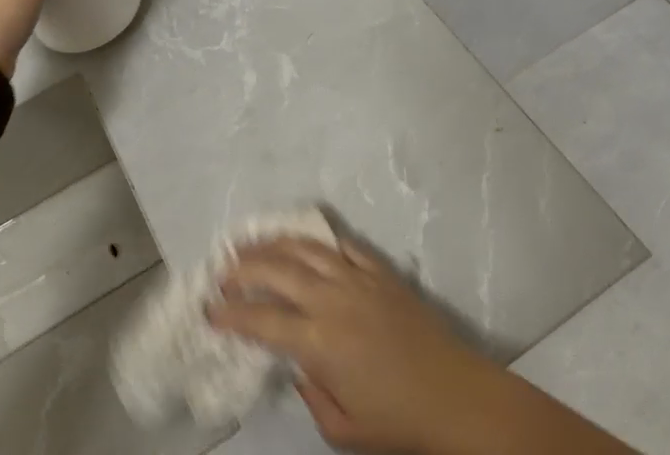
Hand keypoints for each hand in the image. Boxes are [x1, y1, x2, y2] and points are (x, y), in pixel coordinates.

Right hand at [208, 238, 499, 454]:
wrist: (459, 398)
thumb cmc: (399, 422)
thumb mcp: (342, 429)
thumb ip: (310, 395)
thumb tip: (297, 365)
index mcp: (318, 342)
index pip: (261, 319)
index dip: (230, 313)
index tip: (209, 311)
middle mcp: (333, 301)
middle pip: (276, 271)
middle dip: (243, 268)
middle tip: (223, 273)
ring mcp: (360, 280)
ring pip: (307, 248)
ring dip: (273, 244)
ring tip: (251, 243)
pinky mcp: (383, 274)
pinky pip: (345, 246)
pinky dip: (320, 240)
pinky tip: (306, 241)